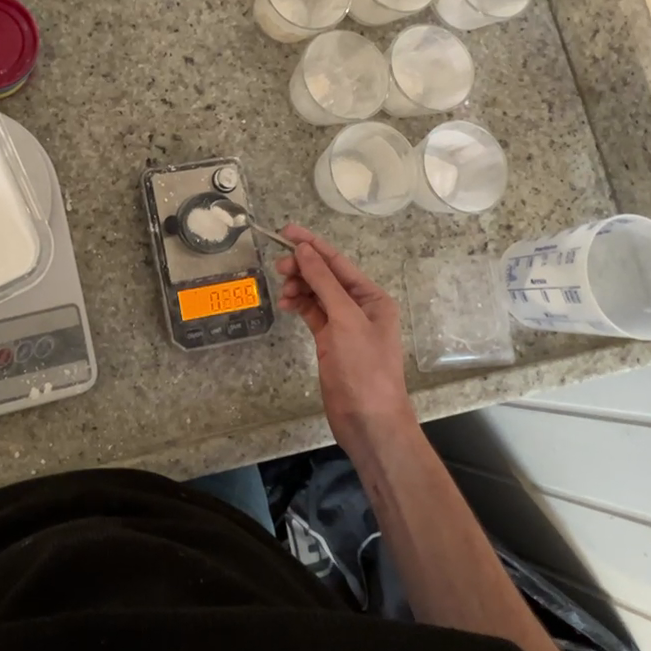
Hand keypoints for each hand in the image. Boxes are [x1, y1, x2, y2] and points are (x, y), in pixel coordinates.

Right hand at [274, 225, 414, 457]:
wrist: (368, 420)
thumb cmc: (364, 368)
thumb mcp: (345, 320)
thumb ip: (323, 283)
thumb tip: (304, 250)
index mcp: (372, 298)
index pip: (338, 262)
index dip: (312, 245)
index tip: (286, 230)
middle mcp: (359, 307)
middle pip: (326, 276)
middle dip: (303, 268)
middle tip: (278, 266)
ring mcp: (344, 325)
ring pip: (316, 294)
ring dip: (299, 287)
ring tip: (283, 290)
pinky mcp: (330, 341)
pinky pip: (312, 313)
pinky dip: (299, 305)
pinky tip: (287, 304)